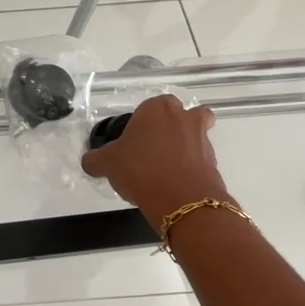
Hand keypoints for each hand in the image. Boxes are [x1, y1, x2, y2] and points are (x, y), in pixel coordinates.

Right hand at [81, 95, 232, 224]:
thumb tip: (91, 162)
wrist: (181, 201)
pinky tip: (173, 182)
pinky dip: (191, 166)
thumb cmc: (139, 169)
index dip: (144, 119)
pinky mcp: (214, 162)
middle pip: (187, 113)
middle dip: (176, 125)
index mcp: (157, 109)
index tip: (135, 136)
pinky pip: (201, 159)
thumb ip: (95, 159)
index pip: (152, 104)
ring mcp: (203, 140)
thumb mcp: (106, 164)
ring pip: (197, 135)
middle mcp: (183, 118)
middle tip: (157, 144)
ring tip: (166, 166)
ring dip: (186, 145)